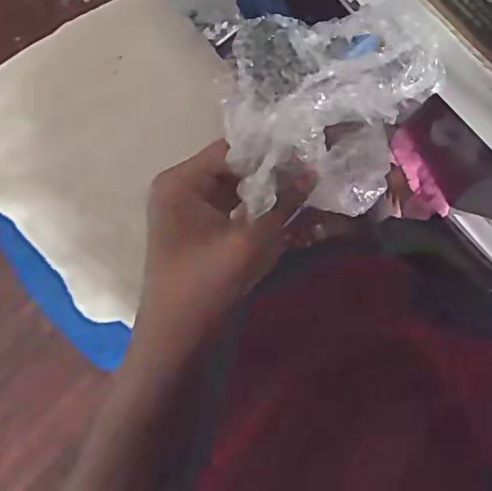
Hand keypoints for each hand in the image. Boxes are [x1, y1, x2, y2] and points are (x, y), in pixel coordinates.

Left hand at [139, 140, 298, 335]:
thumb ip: (283, 200)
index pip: (234, 149)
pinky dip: (259, 202)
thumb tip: (314, 170)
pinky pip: (235, 201)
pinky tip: (287, 204)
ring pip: (239, 182)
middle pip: (237, 163)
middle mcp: (182, 185)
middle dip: (273, 168)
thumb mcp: (252, 239)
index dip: (270, 151)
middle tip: (310, 168)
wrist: (177, 342)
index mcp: (181, 181)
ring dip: (268, 185)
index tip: (307, 154)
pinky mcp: (201, 224)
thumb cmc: (207, 285)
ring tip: (305, 183)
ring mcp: (189, 205)